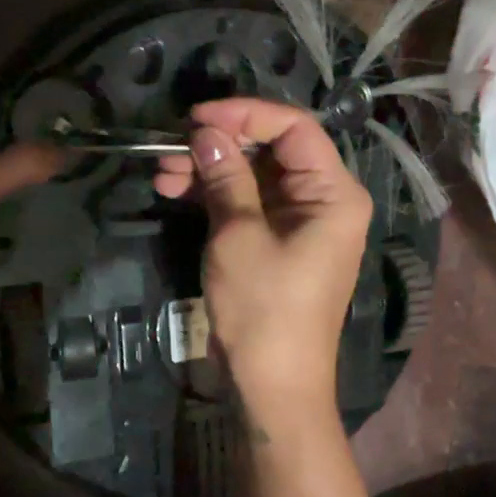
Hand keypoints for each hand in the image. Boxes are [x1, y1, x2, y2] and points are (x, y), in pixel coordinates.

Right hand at [153, 98, 372, 403]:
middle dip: (219, 145)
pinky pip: (244, 204)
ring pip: (251, 177)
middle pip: (271, 151)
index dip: (246, 114)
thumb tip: (205, 134)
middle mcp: (322, 200)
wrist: (271, 382)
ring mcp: (296, 223)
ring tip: (161, 172)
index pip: (295, 128)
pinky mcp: (273, 243)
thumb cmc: (264, 308)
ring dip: (207, 170)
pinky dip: (212, 196)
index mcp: (334, 193)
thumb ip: (225, 178)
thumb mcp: (238, 236)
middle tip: (171, 147)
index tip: (197, 117)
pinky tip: (173, 190)